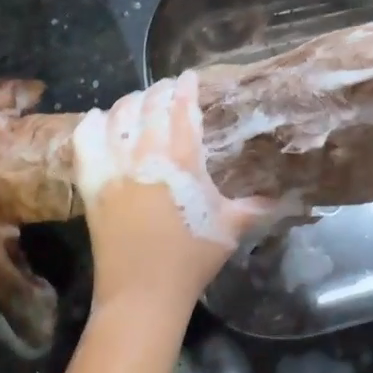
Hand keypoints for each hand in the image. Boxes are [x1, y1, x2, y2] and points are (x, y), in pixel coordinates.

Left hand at [71, 72, 272, 313]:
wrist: (142, 295)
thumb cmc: (190, 260)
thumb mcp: (231, 228)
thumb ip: (256, 206)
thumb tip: (287, 195)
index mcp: (182, 161)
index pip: (183, 110)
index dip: (186, 88)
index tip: (189, 77)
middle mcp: (146, 155)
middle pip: (149, 106)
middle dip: (159, 90)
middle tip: (167, 88)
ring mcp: (114, 168)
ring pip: (117, 117)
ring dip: (129, 103)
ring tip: (139, 101)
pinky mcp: (92, 185)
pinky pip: (85, 143)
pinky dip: (90, 125)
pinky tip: (98, 119)